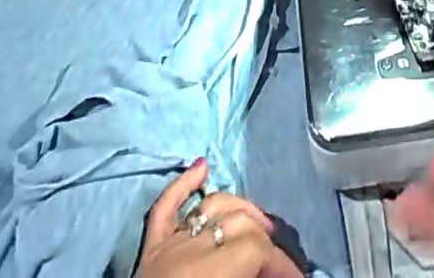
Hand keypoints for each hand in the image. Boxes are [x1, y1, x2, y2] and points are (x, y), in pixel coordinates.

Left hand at [135, 158, 299, 277]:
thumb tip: (276, 277)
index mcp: (209, 275)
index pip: (256, 250)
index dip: (283, 265)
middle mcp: (187, 250)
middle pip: (238, 223)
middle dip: (267, 240)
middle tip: (282, 265)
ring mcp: (167, 242)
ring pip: (209, 205)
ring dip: (238, 209)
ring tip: (260, 226)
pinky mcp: (150, 244)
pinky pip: (167, 204)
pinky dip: (184, 182)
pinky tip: (201, 167)